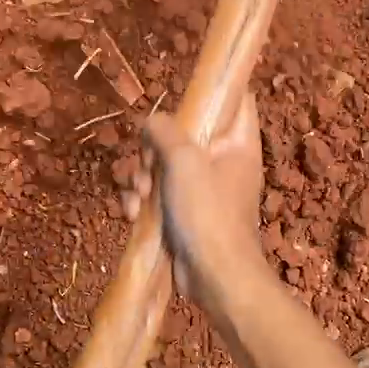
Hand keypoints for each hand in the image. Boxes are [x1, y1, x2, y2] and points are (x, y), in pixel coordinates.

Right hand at [119, 92, 264, 302]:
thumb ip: (164, 131)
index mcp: (237, 141)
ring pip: (163, 165)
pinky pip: (157, 195)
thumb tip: (152, 123)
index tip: (185, 92)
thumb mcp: (183, 160)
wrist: (215, 278)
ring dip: (141, 177)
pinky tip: (131, 214)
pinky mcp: (184, 213)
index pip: (237, 98)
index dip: (215, 90)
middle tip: (148, 164)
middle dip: (154, 148)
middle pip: (183, 133)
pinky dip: (141, 202)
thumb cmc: (208, 212)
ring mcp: (203, 189)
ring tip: (139, 195)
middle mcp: (223, 160)